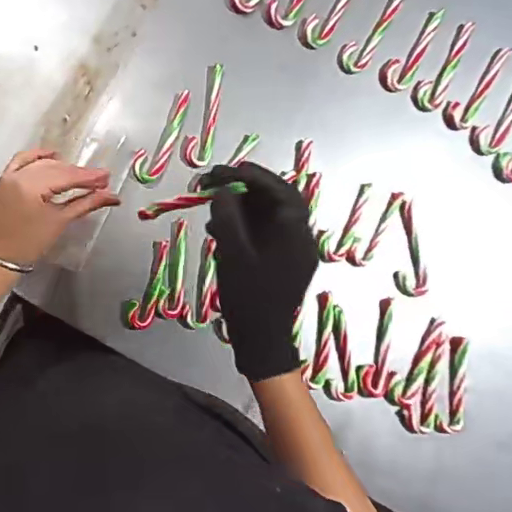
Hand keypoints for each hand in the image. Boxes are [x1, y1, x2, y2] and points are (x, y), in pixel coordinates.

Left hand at [0, 149, 119, 267]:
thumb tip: (111, 196)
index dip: (88, 177)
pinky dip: (38, 157)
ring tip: (81, 175)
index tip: (107, 177)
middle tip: (100, 179)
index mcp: (31, 186)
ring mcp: (9, 176)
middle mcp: (18, 176)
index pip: (66, 176)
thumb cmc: (29, 244)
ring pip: (41, 164)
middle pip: (55, 168)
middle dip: (78, 173)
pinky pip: (22, 160)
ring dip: (62, 167)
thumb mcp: (60, 222)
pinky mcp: (4, 180)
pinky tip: (53, 156)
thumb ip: (85, 204)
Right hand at [202, 163, 318, 379]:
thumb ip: (227, 217)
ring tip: (211, 207)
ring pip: (268, 216)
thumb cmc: (249, 298)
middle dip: (243, 189)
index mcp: (294, 231)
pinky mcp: (282, 263)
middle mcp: (300, 236)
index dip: (249, 174)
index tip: (221, 170)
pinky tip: (219, 231)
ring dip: (240, 208)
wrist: (262, 341)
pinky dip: (243, 227)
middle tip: (213, 183)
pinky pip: (264, 234)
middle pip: (274, 199)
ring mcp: (293, 251)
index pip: (277, 188)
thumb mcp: (233, 254)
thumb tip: (222, 190)